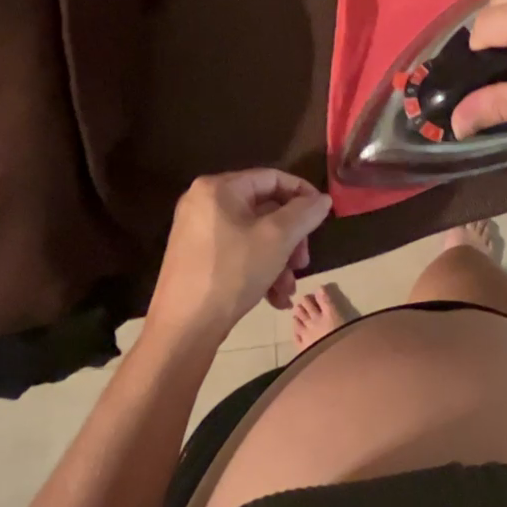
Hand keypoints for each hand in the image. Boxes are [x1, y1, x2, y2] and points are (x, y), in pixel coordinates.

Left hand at [145, 170, 331, 341]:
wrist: (183, 328)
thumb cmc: (232, 272)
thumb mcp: (277, 238)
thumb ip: (304, 213)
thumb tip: (322, 199)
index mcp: (218, 188)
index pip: (272, 178)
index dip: (303, 194)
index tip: (323, 215)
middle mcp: (204, 203)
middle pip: (264, 209)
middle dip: (290, 238)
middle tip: (303, 263)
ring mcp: (198, 231)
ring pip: (254, 235)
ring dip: (278, 260)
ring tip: (288, 289)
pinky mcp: (197, 257)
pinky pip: (238, 252)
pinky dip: (259, 270)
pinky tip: (274, 298)